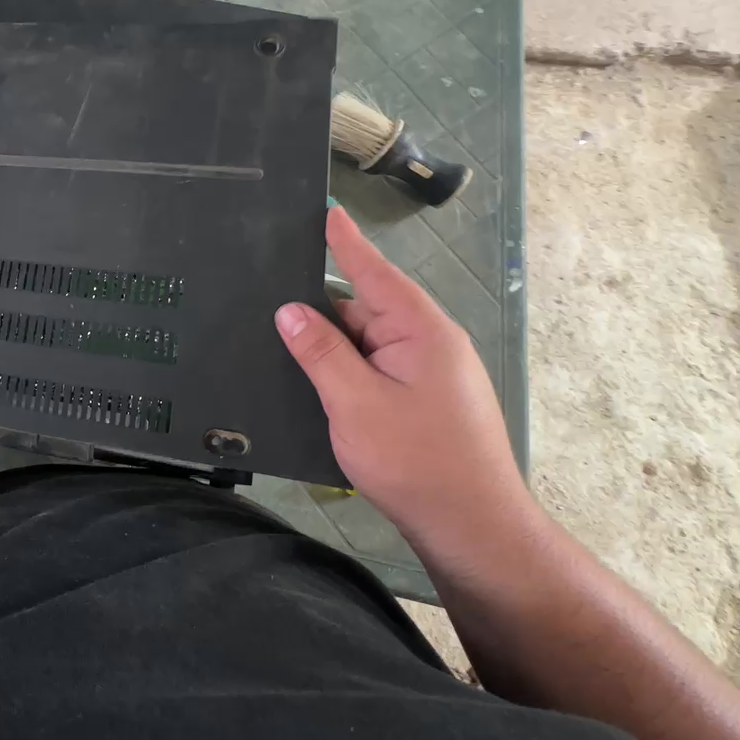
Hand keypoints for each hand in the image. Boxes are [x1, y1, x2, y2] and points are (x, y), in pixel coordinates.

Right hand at [275, 207, 530, 550]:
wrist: (473, 529)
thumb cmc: (416, 460)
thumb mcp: (355, 402)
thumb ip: (320, 351)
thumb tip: (289, 310)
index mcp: (420, 331)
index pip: (374, 272)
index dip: (345, 241)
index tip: (325, 209)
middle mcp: (428, 343)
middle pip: (362, 308)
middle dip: (319, 307)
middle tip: (267, 298)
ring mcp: (427, 372)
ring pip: (364, 342)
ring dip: (329, 347)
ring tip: (280, 342)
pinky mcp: (422, 398)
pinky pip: (373, 367)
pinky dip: (343, 369)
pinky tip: (313, 379)